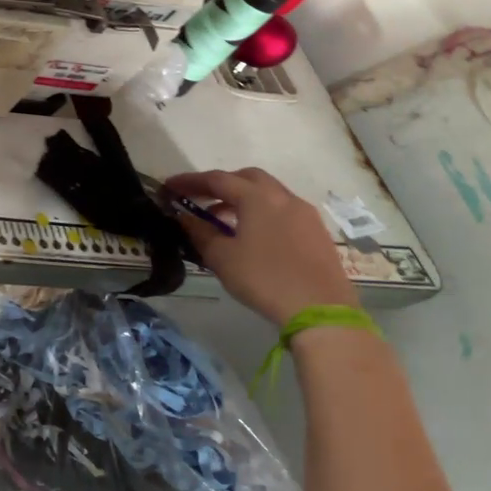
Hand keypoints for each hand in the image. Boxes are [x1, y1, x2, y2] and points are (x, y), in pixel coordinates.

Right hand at [166, 167, 356, 326]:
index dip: (189, 181)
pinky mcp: (318, 234)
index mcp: (258, 198)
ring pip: (269, 193)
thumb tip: (184, 216)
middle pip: (247, 178)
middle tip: (199, 198)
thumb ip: (199, 231)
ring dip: (243, 198)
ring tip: (222, 219)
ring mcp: (306, 215)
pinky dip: (262, 212)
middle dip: (220, 184)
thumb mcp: (221, 256)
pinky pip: (284, 210)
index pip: (216, 179)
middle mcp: (284, 198)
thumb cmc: (264, 279)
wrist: (322, 312)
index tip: (168, 187)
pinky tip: (252, 234)